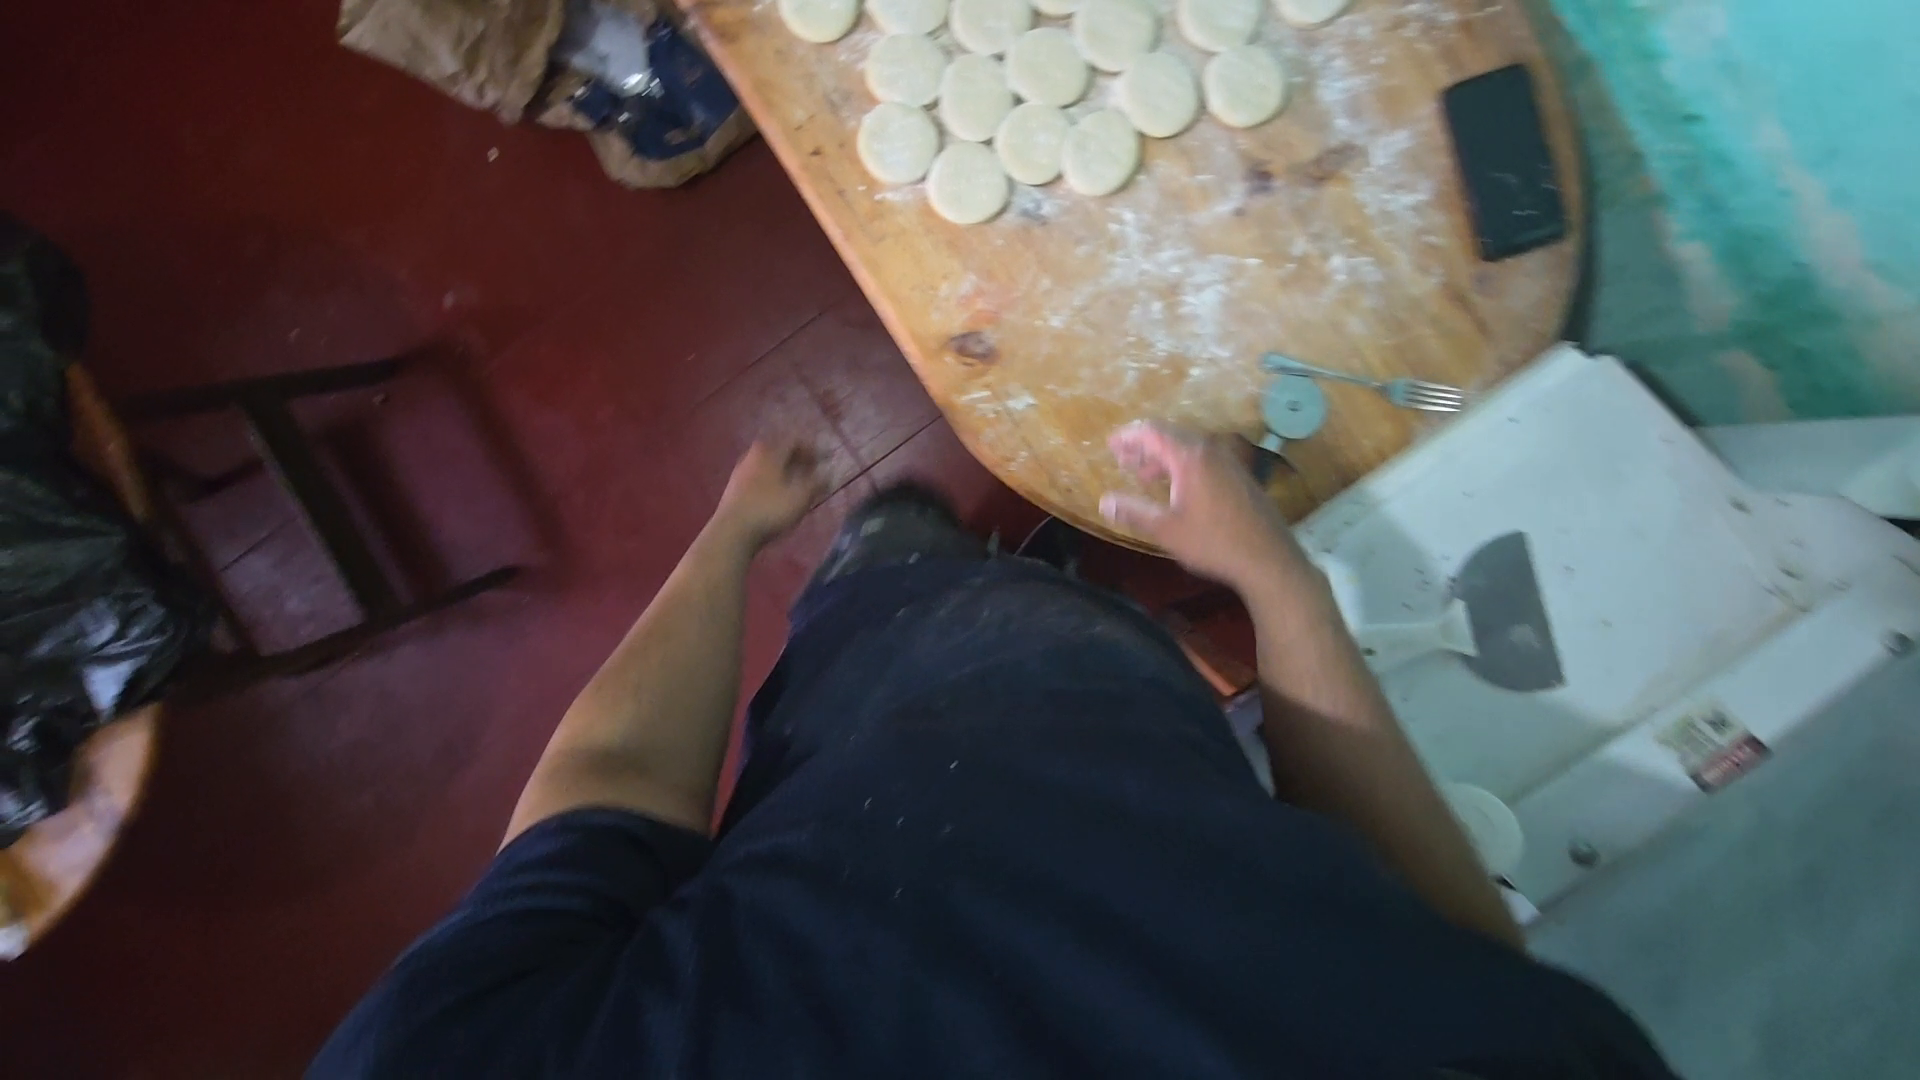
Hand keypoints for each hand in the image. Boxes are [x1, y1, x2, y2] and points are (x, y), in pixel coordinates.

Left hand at [710, 440, 829, 550]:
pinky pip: (760, 478)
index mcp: (770, 450)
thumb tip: (827, 475)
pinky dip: (773, 482)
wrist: (732, 531)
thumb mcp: (801, 496)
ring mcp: (741, 471)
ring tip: (798, 485)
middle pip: (780, 451)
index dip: (813, 449)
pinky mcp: (734, 488)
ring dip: (786, 472)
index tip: (825, 460)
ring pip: (769, 465)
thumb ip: (817, 483)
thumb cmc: (770, 509)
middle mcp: (753, 454)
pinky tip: (779, 496)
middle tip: (813, 471)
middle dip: (799, 460)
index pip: (795, 441)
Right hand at [1099, 421, 1310, 593]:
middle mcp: (1210, 450)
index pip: (1152, 431)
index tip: (1111, 445)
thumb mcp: (1165, 529)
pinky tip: (1177, 487)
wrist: (1268, 558)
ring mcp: (1229, 461)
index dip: (1128, 436)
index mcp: (1190, 457)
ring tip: (1144, 476)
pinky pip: (1204, 458)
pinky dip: (1183, 465)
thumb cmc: (1213, 542)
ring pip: (1188, 447)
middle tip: (1123, 460)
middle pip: (1171, 435)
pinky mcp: (1239, 475)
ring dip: (1163, 457)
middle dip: (1144, 446)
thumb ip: (1132, 511)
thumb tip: (1104, 502)